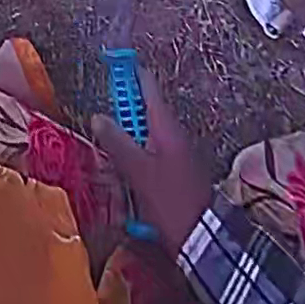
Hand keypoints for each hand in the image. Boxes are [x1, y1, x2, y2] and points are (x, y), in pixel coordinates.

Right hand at [90, 67, 211, 254]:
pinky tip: (125, 182)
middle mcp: (170, 133)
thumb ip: (117, 142)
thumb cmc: (172, 200)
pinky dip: (132, 163)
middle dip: (119, 117)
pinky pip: (147, 156)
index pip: (146, 84)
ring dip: (124, 145)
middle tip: (102, 129)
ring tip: (112, 164)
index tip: (110, 62)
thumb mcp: (139, 170)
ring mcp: (173, 153)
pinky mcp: (172, 172)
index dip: (128, 71)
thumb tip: (98, 116)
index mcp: (165, 124)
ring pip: (141, 136)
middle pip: (140, 111)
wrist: (206, 242)